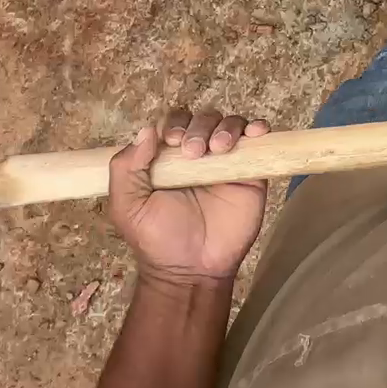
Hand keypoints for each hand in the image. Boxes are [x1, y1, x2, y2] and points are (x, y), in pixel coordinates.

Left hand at [107, 107, 270, 285]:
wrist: (194, 268)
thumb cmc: (159, 238)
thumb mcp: (128, 207)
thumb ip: (126, 169)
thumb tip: (146, 130)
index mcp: (169, 158)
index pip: (174, 123)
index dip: (175, 124)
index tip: (172, 142)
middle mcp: (200, 153)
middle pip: (205, 118)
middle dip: (199, 128)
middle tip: (194, 152)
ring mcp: (228, 160)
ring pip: (232, 123)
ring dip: (227, 127)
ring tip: (220, 149)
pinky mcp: (252, 170)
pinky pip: (260, 140)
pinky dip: (259, 129)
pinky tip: (256, 133)